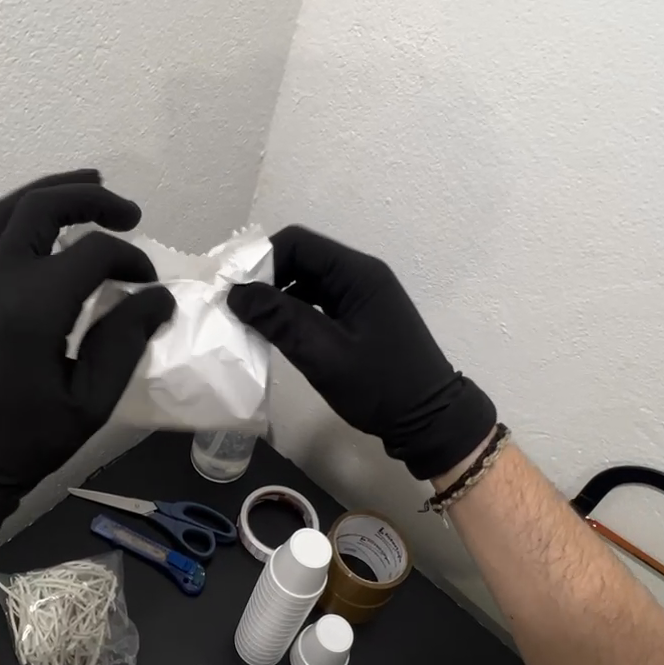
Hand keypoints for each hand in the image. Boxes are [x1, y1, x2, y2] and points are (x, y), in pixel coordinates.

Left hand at [0, 170, 173, 537]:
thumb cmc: (26, 440)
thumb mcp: (91, 401)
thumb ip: (126, 340)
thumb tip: (158, 297)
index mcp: (34, 307)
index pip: (93, 253)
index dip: (130, 259)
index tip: (148, 284)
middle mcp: (0, 279)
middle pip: (42, 206)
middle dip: (90, 198)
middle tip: (129, 212)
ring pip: (9, 210)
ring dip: (51, 193)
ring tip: (89, 189)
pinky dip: (24, 216)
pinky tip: (48, 229)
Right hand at [226, 225, 495, 479]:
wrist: (430, 421)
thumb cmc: (381, 387)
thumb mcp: (323, 354)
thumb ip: (279, 319)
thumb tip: (235, 293)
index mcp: (357, 274)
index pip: (297, 243)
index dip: (260, 260)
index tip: (233, 288)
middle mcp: (360, 275)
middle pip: (301, 257)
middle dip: (265, 277)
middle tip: (235, 305)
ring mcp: (361, 295)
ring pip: (307, 280)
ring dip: (277, 295)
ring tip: (248, 320)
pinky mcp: (359, 316)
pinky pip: (318, 300)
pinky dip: (293, 310)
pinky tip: (275, 331)